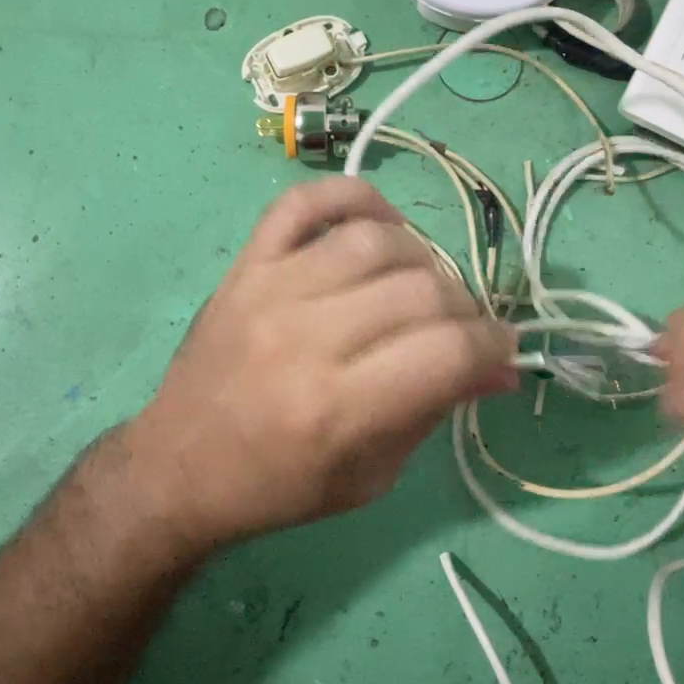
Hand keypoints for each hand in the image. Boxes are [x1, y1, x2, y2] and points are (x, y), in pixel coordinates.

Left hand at [126, 177, 516, 547]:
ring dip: (421, 258)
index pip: (448, 350)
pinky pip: (304, 203)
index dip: (493, 345)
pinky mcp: (245, 266)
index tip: (499, 350)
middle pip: (422, 289)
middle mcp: (305, 339)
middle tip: (459, 330)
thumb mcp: (372, 474)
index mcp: (338, 407)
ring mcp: (270, 291)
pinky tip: (380, 225)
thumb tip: (503, 367)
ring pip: (374, 240)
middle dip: (463, 309)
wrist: (180, 467)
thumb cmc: (280, 486)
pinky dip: (353, 198)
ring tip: (420, 286)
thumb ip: (437, 410)